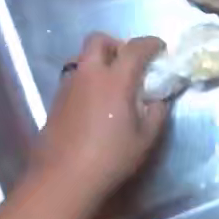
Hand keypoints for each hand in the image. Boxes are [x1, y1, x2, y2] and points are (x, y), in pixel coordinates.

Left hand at [29, 33, 169, 208]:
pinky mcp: (57, 101)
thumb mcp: (146, 138)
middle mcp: (89, 75)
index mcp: (115, 80)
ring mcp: (69, 86)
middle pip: (98, 40)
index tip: (161, 48)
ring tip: (115, 84)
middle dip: (117, 44)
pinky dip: (90, 79)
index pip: (135, 48)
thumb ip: (157, 112)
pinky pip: (76, 77)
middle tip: (131, 62)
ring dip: (101, 61)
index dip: (150, 43)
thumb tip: (159, 99)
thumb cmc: (111, 157)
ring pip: (84, 58)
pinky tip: (99, 103)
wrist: (64, 178)